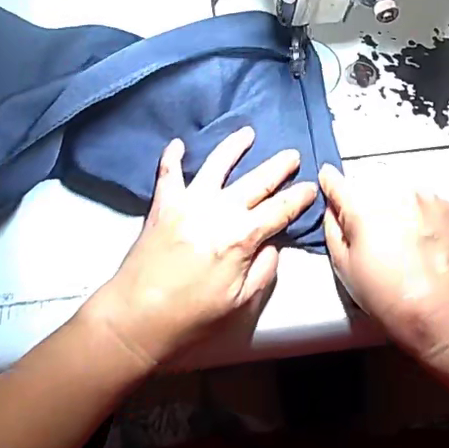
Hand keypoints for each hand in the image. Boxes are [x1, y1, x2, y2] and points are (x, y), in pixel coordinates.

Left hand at [81, 129, 316, 367]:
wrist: (136, 314)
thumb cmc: (190, 314)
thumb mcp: (239, 301)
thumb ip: (263, 270)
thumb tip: (272, 245)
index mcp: (241, 237)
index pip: (279, 210)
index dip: (298, 198)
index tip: (311, 187)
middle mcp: (218, 211)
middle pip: (255, 182)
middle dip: (278, 167)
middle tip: (292, 155)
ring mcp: (188, 203)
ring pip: (216, 165)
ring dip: (234, 147)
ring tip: (247, 132)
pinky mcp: (163, 205)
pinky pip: (168, 173)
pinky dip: (172, 157)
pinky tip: (178, 144)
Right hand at [318, 163, 448, 360]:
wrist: (441, 306)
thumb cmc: (391, 294)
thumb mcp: (344, 266)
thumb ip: (332, 228)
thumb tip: (332, 211)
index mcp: (360, 207)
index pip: (335, 179)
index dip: (330, 183)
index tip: (329, 183)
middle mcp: (390, 192)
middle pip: (366, 180)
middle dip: (363, 197)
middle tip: (368, 227)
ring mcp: (419, 195)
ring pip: (394, 186)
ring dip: (391, 200)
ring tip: (397, 233)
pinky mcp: (442, 203)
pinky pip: (420, 197)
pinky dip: (416, 209)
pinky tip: (417, 234)